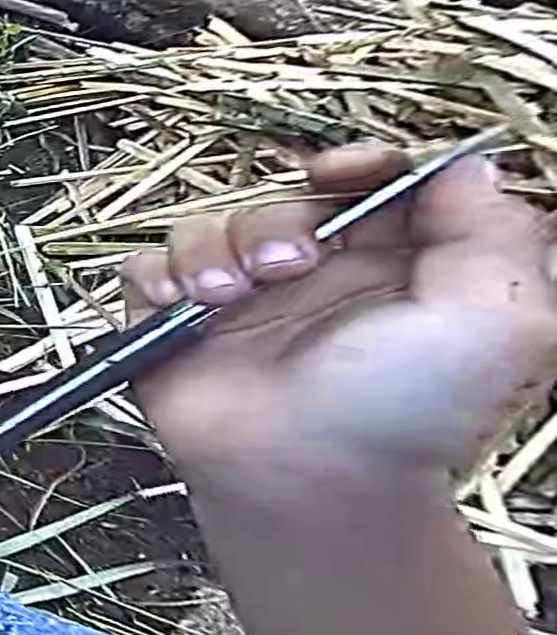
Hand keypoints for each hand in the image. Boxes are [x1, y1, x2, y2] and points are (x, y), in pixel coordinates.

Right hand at [119, 143, 556, 496]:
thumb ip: (493, 237)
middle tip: (280, 271)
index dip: (354, 165)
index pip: (368, 189)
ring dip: (204, 253)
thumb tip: (466, 168)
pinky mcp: (165, 315)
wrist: (290, 468)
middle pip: (273, 206)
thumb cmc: (399, 407)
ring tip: (217, 298)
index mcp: (386, 267)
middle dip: (271, 226)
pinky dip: (152, 276)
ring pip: (199, 230)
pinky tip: (174, 305)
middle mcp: (302, 273)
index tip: (333, 170)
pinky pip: (141, 266)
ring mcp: (227, 294)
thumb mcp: (494, 324)